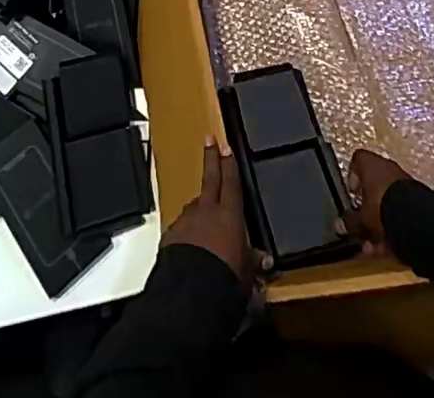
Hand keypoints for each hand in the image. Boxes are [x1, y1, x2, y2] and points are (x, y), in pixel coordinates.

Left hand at [162, 137, 268, 283]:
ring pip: (194, 206)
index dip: (229, 164)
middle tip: (209, 140)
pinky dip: (188, 230)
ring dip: (199, 206)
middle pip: (209, 179)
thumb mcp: (246, 273)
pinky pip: (182, 227)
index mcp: (229, 216)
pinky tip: (191, 243)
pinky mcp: (170, 236)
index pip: (231, 183)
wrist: (189, 293)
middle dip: (210, 159)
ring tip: (205, 214)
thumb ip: (253, 261)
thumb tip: (264, 259)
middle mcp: (206, 212)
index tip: (226, 146)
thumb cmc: (225, 280)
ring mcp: (185, 221)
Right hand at [341, 149, 413, 254]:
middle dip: (366, 206)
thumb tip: (339, 225)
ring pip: (387, 201)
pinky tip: (387, 246)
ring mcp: (406, 184)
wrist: (419, 222)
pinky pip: (400, 211)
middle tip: (361, 222)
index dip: (352, 177)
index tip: (351, 194)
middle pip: (373, 184)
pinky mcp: (419, 201)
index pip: (357, 160)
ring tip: (373, 242)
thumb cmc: (380, 207)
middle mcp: (388, 168)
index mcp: (371, 163)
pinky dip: (393, 225)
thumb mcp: (360, 216)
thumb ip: (349, 221)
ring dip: (379, 219)